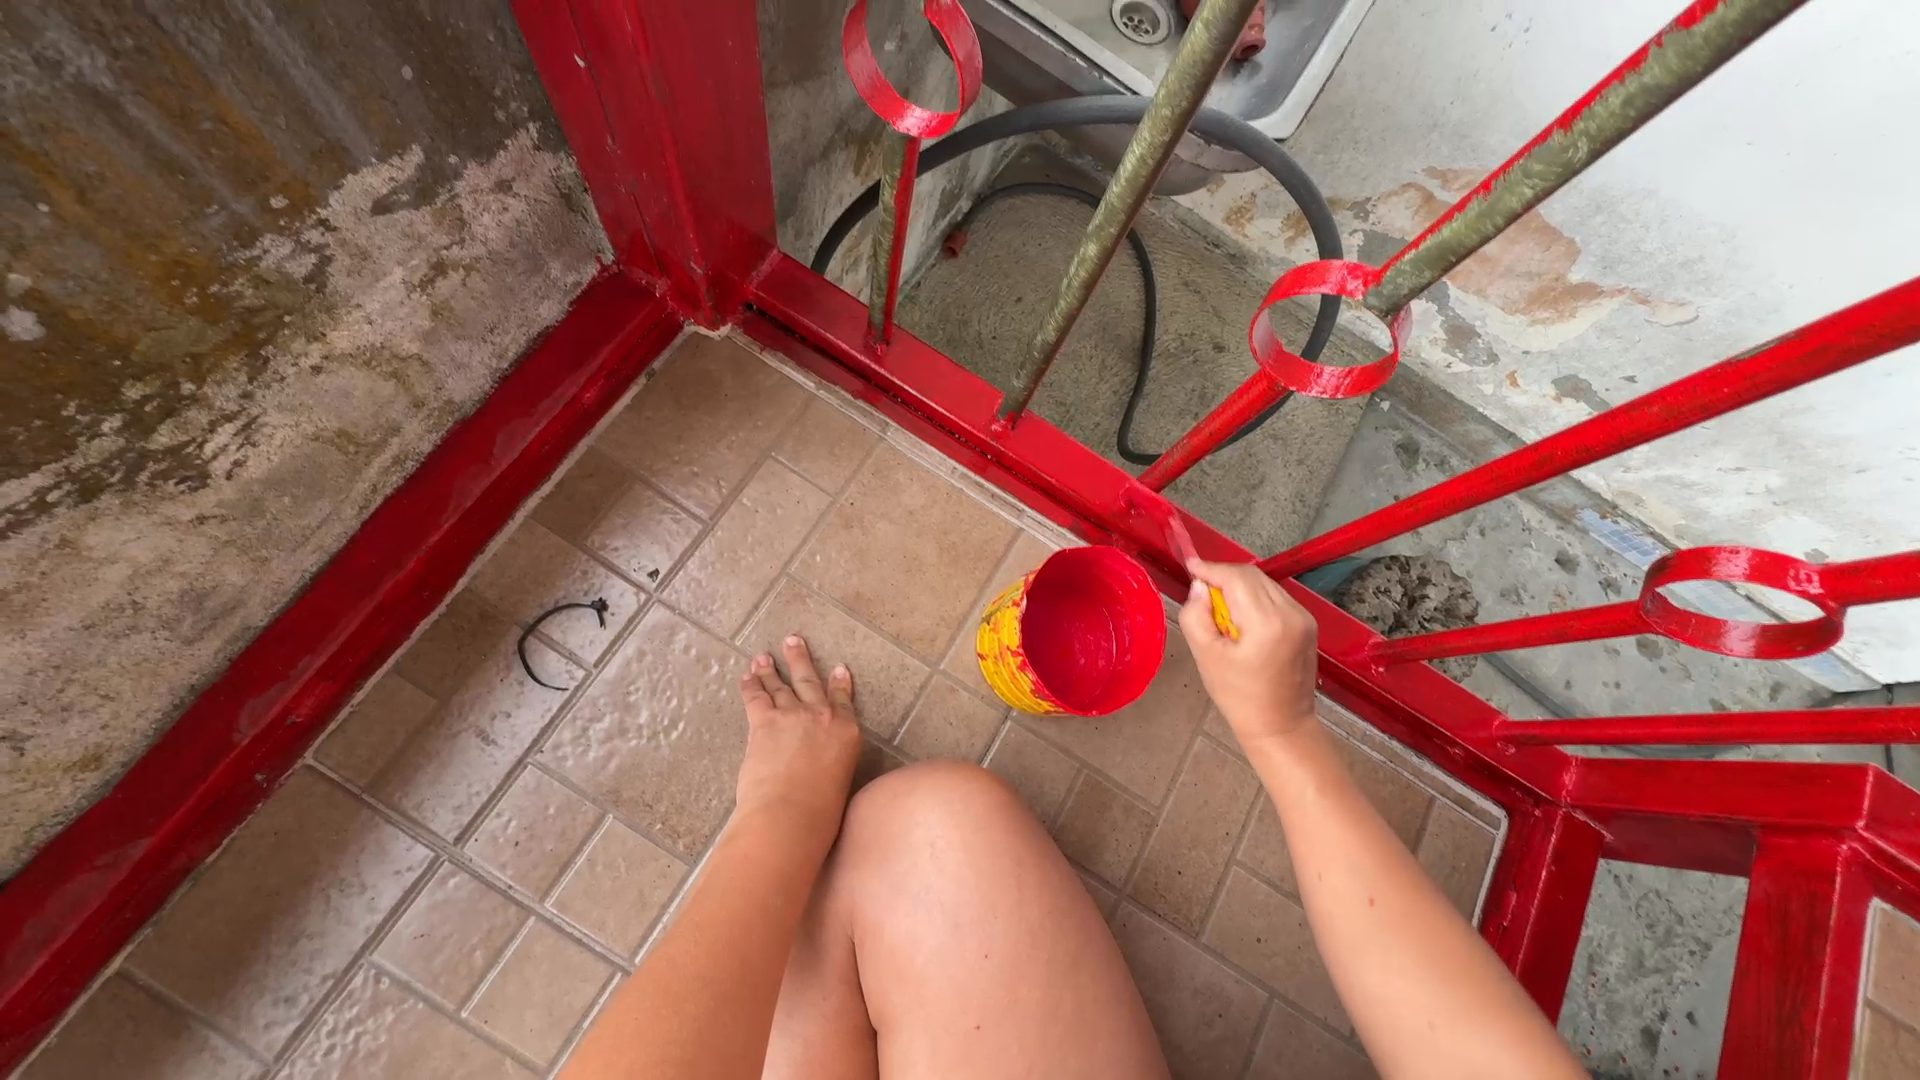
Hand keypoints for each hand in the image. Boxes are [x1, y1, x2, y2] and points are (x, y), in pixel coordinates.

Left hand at [735, 635, 862, 836]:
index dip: (839, 683)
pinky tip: (747, 676)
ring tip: (763, 657)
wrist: (792, 812)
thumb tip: (819, 764)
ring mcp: (793, 715)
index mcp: (846, 732)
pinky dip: (750, 685)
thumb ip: (832, 761)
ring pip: (780, 685)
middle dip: (800, 658)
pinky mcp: (765, 721)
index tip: (839, 668)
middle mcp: (822, 715)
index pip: (842, 700)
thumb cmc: (821, 810)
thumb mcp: (840, 779)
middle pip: (809, 680)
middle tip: (793, 639)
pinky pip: (756, 696)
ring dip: (769, 669)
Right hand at [1178, 558, 1318, 748]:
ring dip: (1239, 585)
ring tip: (1219, 605)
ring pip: (1264, 583)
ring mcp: (1304, 617)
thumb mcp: (1205, 656)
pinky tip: (1241, 616)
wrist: (1281, 725)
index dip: (1210, 569)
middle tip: (1200, 589)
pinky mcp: (1307, 623)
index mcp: (1266, 623)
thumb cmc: (1238, 695)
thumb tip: (1199, 587)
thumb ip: (1196, 615)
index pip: (1236, 578)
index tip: (1190, 566)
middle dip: (1223, 575)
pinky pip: (1275, 597)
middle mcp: (1291, 613)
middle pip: (1252, 576)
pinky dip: (1254, 597)